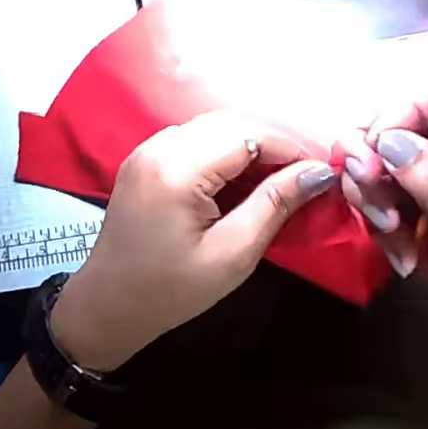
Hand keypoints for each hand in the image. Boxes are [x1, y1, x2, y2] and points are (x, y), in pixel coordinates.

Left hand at [50, 111, 337, 371]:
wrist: (108, 305)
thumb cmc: (171, 290)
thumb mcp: (232, 254)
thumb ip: (274, 205)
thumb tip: (318, 173)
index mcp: (177, 168)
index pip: (248, 135)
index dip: (289, 149)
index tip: (319, 174)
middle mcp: (160, 146)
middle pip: (231, 123)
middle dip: (272, 144)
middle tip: (301, 178)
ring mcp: (148, 149)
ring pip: (214, 127)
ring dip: (250, 145)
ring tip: (276, 180)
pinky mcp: (146, 159)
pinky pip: (195, 139)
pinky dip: (225, 151)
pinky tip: (241, 180)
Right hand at [335, 98, 427, 409]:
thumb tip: (387, 139)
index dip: (404, 107)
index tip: (376, 147)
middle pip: (403, 124)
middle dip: (377, 162)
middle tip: (376, 206)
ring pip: (385, 161)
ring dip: (375, 198)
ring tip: (392, 237)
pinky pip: (386, 196)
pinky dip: (382, 222)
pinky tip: (402, 256)